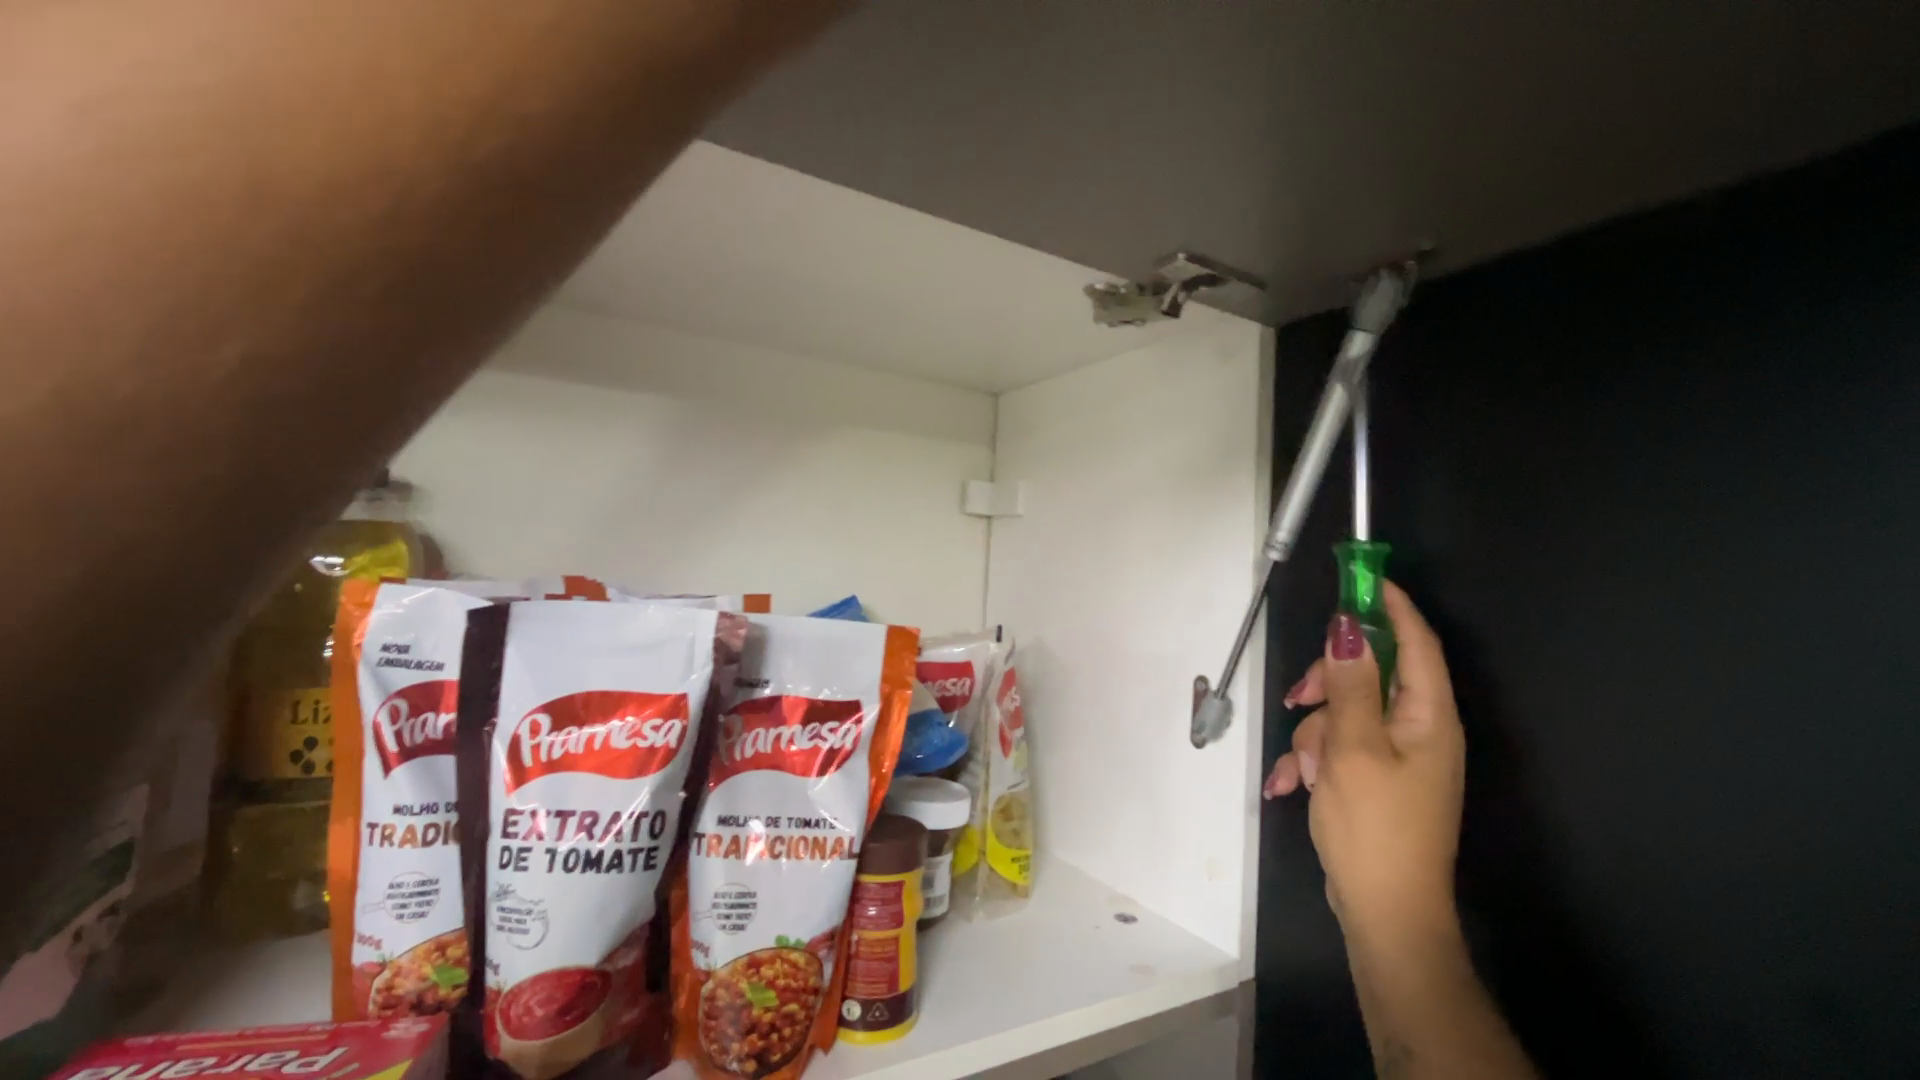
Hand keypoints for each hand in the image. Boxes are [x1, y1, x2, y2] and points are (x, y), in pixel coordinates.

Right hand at [1263, 582, 1465, 935]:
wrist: (1385, 912)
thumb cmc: (1376, 826)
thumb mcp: (1352, 749)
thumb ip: (1348, 685)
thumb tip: (1347, 627)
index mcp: (1427, 716)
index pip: (1415, 642)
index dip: (1390, 606)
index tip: (1359, 578)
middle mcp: (1418, 729)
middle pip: (1368, 675)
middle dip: (1327, 683)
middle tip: (1298, 696)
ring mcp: (1396, 756)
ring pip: (1343, 713)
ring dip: (1313, 735)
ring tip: (1303, 772)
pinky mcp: (1374, 779)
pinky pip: (1337, 749)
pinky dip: (1312, 762)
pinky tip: (1291, 787)